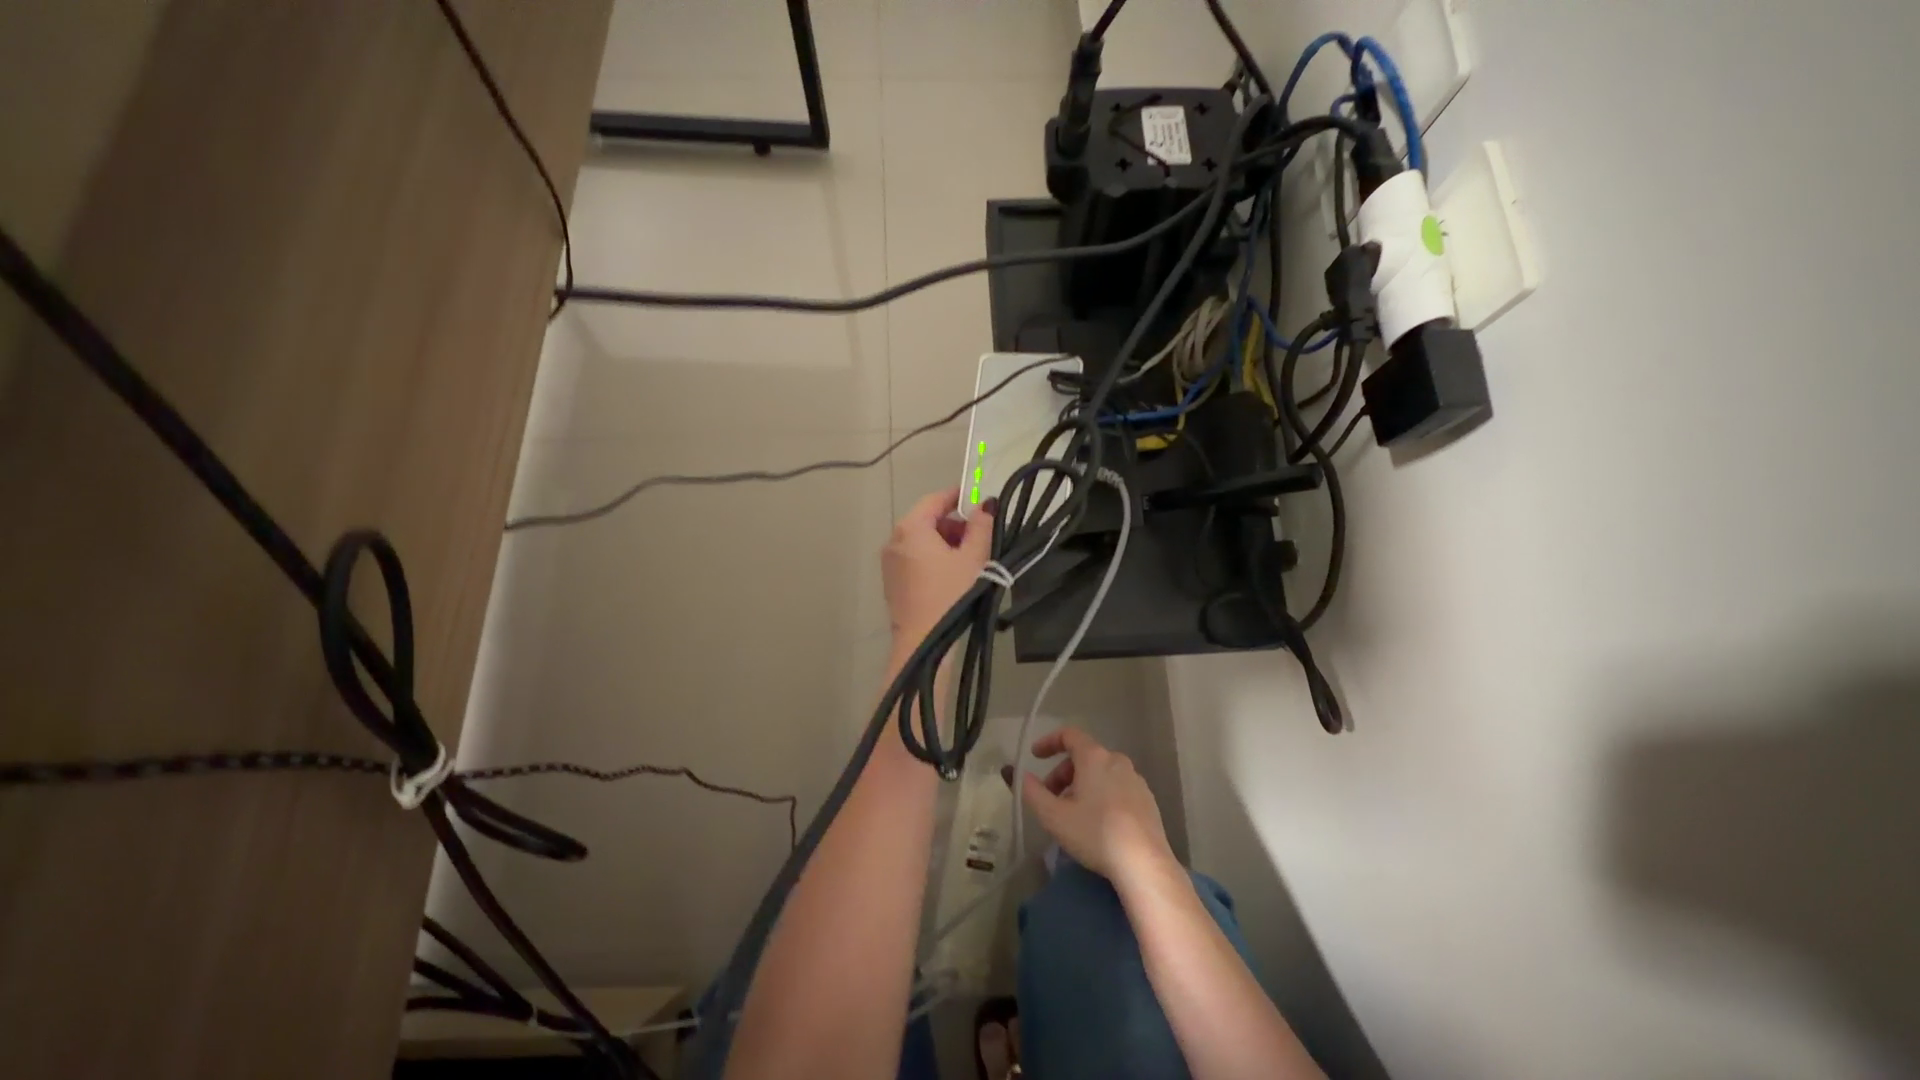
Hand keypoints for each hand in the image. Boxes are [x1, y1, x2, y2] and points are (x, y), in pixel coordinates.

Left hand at [882, 487, 992, 647]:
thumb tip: (984, 506)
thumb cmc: (950, 596)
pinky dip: (931, 557)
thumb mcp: (973, 559)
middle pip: (926, 519)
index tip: (978, 500)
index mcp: (911, 528)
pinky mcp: (891, 580)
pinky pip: (913, 557)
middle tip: (978, 538)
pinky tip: (950, 574)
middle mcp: (894, 539)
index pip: (935, 499)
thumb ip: (981, 527)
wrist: (922, 642)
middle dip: (953, 524)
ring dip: (943, 542)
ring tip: (968, 559)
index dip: (958, 496)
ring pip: (920, 539)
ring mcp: (889, 561)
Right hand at [1021, 727, 1174, 882]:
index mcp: (1095, 758)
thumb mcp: (1054, 817)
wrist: (1143, 863)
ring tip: (1071, 814)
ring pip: (1101, 773)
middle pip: (1084, 756)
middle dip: (1062, 773)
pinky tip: (1096, 823)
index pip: (1069, 735)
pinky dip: (1100, 795)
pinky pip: (1116, 787)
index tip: (1035, 757)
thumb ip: (1033, 793)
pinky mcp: (1147, 799)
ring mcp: (1136, 780)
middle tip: (1050, 798)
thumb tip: (1024, 778)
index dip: (1048, 742)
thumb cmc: (1095, 834)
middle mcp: (1118, 761)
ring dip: (1081, 786)